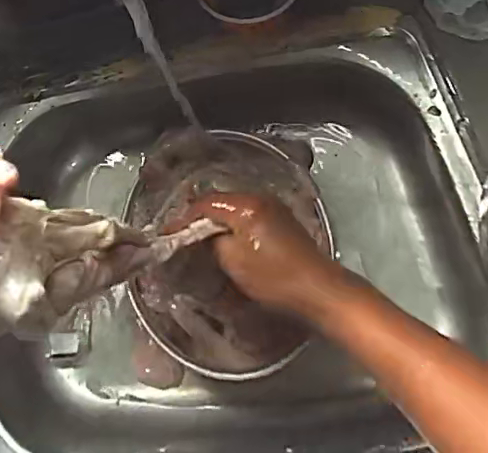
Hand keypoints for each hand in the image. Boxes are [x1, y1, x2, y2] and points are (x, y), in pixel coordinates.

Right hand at [182, 191, 354, 321]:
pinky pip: (248, 214)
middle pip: (220, 201)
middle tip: (182, 233)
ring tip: (200, 235)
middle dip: (199, 216)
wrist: (320, 289)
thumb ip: (214, 243)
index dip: (184, 218)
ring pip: (234, 207)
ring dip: (217, 219)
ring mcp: (273, 206)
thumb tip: (205, 235)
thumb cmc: (275, 278)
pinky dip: (234, 223)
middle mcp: (259, 198)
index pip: (206, 204)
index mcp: (246, 205)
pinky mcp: (281, 219)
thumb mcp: (235, 262)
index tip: (168, 232)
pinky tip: (227, 237)